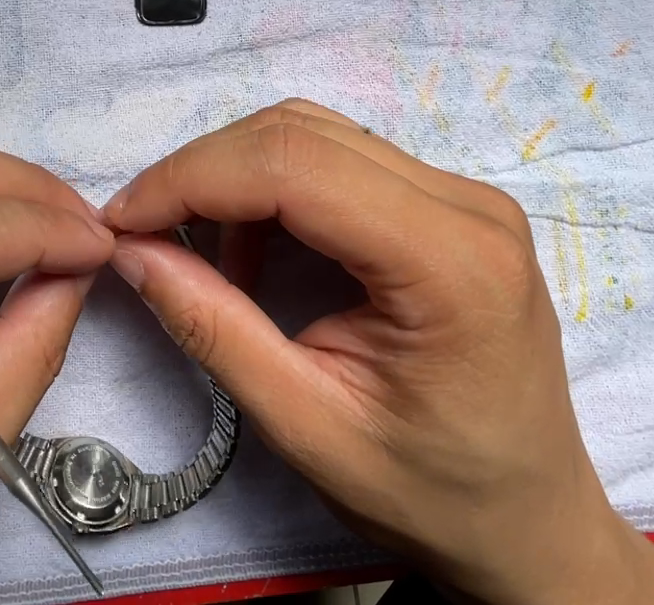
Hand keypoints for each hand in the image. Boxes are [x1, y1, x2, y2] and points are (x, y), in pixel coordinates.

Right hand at [103, 101, 653, 604]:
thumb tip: (131, 250)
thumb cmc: (429, 494)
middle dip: (200, 171)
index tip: (122, 220)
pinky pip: (332, 155)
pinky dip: (266, 184)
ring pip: (310, 131)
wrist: (531, 523)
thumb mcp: (306, 428)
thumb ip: (213, 330)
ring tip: (192, 241)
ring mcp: (460, 194)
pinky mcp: (443, 200)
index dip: (190, 179)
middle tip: (143, 229)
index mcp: (447, 263)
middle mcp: (464, 204)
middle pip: (296, 133)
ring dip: (230, 173)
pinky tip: (250, 244)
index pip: (291, 167)